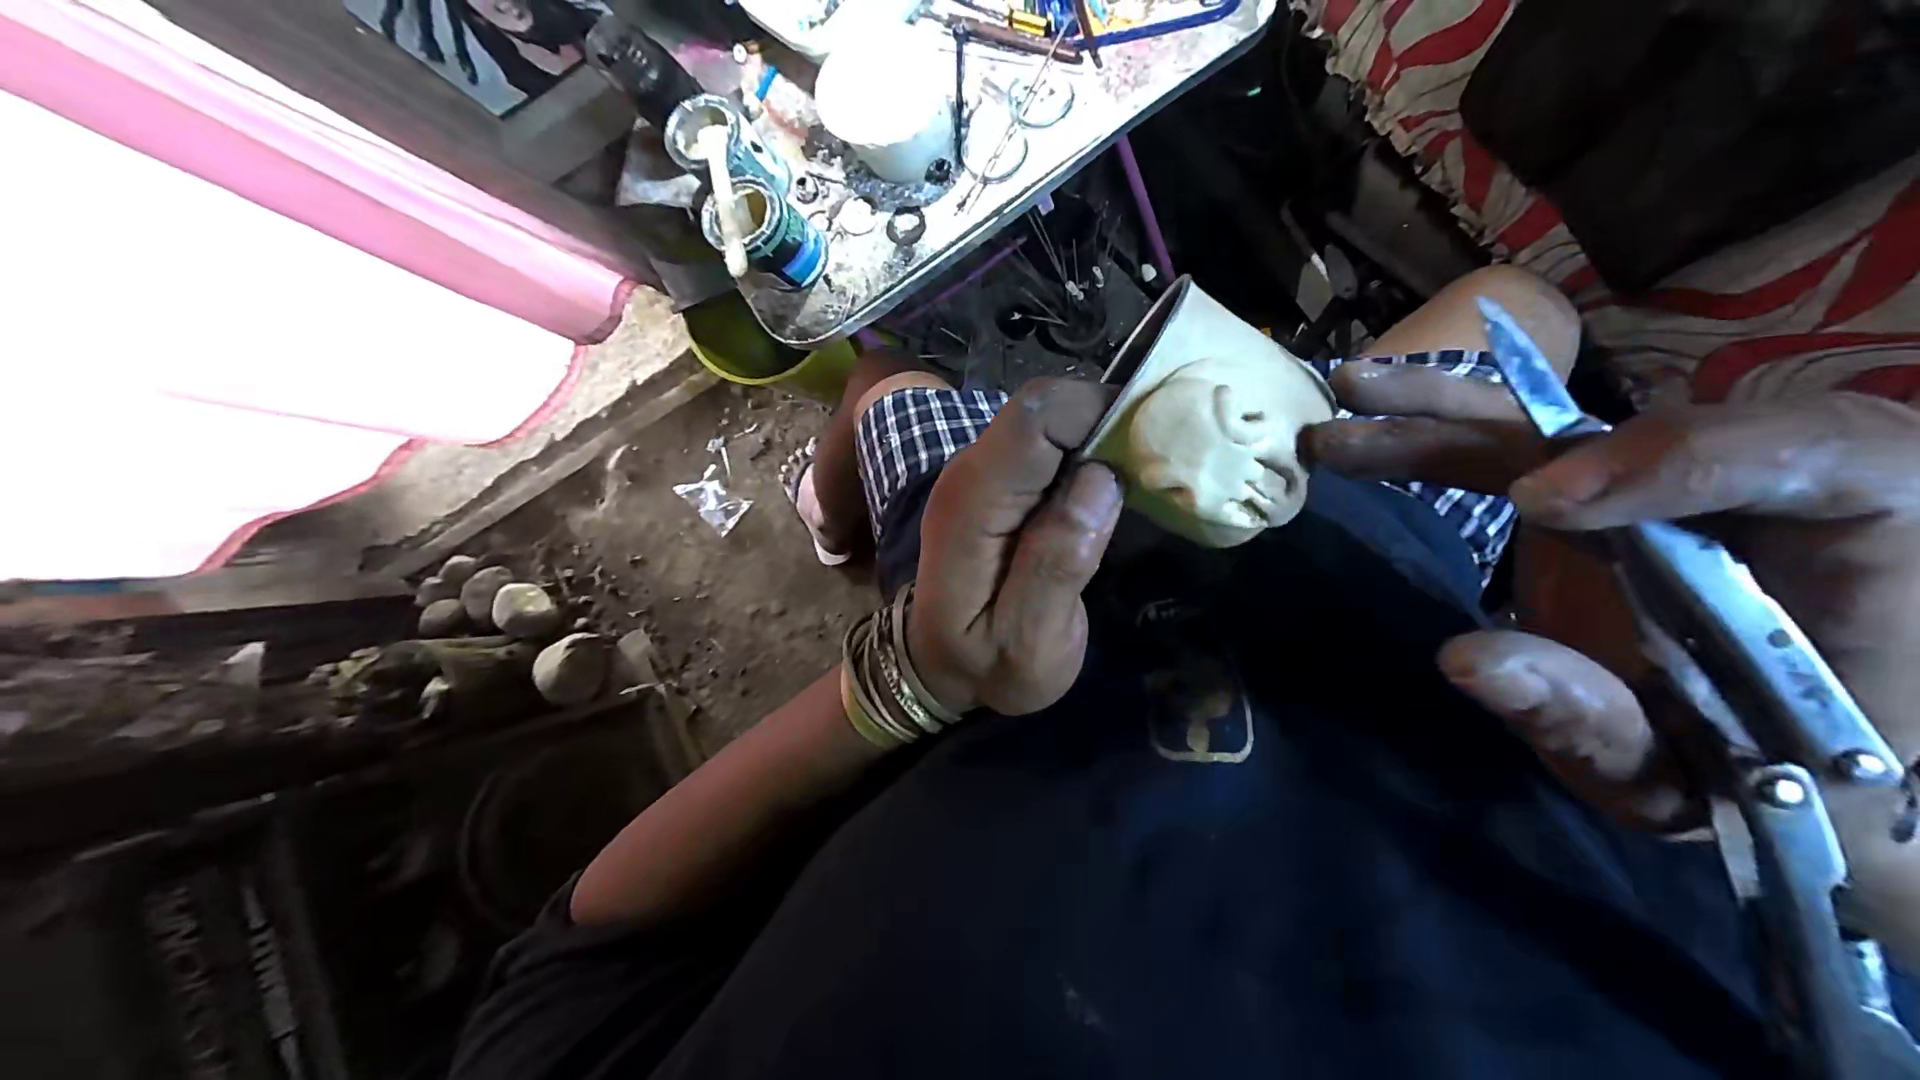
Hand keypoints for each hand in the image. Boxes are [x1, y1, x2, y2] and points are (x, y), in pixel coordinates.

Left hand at [907, 379, 1122, 715]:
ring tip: (1139, 487)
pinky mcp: (1001, 483)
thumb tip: (1101, 482)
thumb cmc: (983, 665)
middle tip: (1153, 474)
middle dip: (1108, 425)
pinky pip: (1051, 445)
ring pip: (1052, 420)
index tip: (1148, 453)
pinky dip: (1089, 455)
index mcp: (973, 503)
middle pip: (1047, 407)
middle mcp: (972, 472)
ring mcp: (983, 474)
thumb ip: (1057, 565)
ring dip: (1103, 440)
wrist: (938, 665)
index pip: (1036, 416)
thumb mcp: (1027, 643)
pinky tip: (1110, 493)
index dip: (1098, 414)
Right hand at [1308, 376, 1919, 953]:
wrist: (1780, 766)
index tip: (1532, 503)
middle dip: (1486, 412)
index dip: (1668, 461)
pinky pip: (1514, 448)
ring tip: (1341, 395)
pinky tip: (1369, 421)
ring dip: (1433, 407)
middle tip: (1364, 407)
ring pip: (1546, 420)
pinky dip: (1436, 431)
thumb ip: (1595, 727)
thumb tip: (1459, 656)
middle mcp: (1752, 488)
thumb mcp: (1688, 784)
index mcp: (1865, 547)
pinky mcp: (1591, 500)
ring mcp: (1657, 488)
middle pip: (1627, 416)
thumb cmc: (1770, 785)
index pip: (1809, 454)